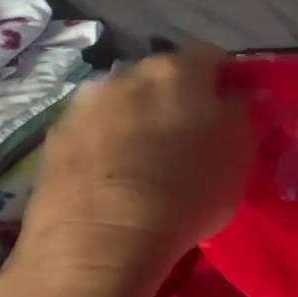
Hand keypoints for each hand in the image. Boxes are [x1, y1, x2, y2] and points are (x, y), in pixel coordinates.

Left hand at [21, 43, 251, 267]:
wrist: (101, 242)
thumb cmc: (188, 188)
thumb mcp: (241, 151)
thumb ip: (244, 112)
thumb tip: (241, 97)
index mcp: (177, 70)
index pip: (213, 55)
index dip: (229, 78)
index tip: (238, 106)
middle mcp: (126, 74)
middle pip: (163, 76)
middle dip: (181, 97)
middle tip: (195, 134)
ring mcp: (84, 106)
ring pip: (125, 102)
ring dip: (140, 118)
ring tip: (151, 158)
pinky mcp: (53, 141)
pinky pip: (95, 132)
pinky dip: (109, 144)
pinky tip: (118, 177)